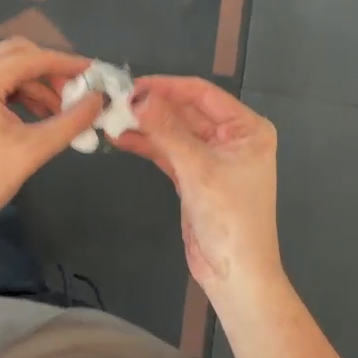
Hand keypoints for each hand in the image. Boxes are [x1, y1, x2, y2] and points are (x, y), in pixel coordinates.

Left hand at [0, 38, 102, 229]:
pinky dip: (17, 92)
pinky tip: (37, 113)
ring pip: (5, 67)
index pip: (30, 58)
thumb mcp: (33, 149)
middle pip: (16, 53)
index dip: (64, 63)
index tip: (91, 70)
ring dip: (34, 82)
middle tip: (74, 90)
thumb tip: (99, 100)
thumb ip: (70, 121)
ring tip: (59, 110)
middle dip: (48, 69)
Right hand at [112, 77, 280, 302]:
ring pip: (173, 131)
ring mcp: (211, 157)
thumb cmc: (229, 216)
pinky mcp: (194, 176)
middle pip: (185, 111)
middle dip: (152, 107)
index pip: (202, 94)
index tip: (132, 85)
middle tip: (115, 101)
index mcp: (246, 128)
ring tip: (111, 118)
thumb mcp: (198, 169)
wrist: (234, 272)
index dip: (167, 86)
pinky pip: (168, 151)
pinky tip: (121, 138)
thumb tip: (137, 97)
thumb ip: (166, 130)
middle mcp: (231, 137)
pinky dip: (147, 145)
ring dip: (145, 126)